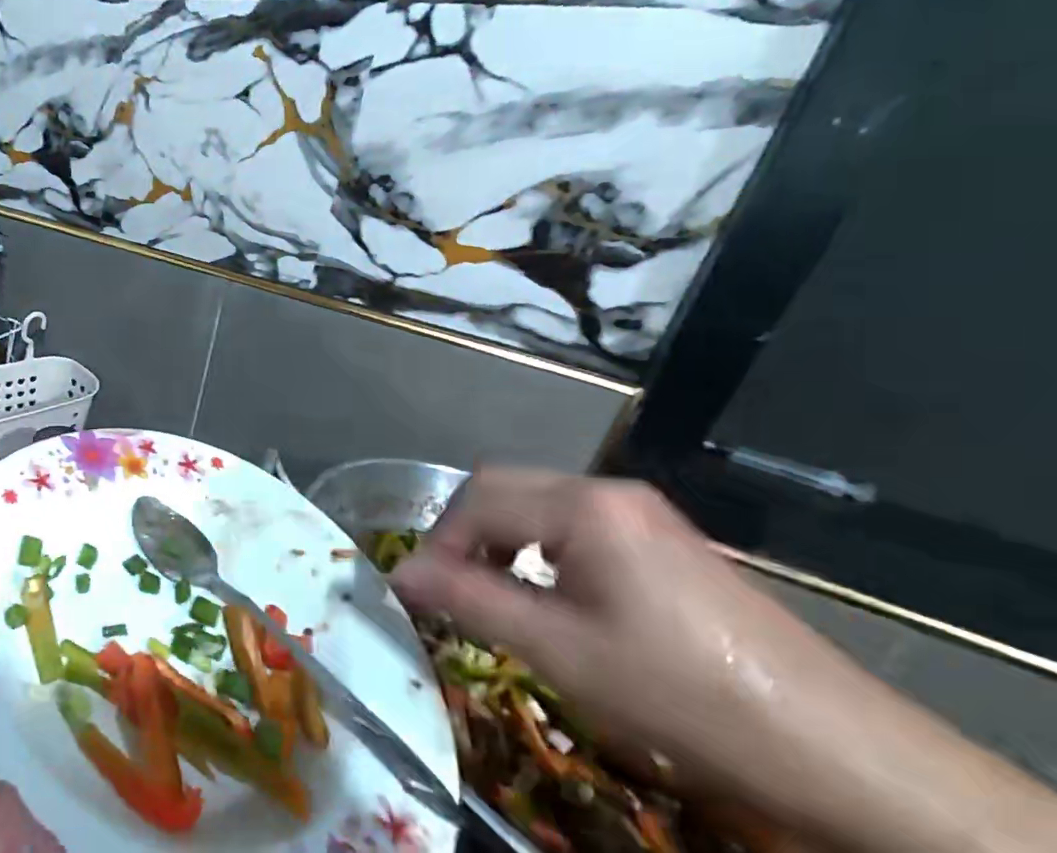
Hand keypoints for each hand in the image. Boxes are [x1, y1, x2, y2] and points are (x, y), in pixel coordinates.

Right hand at [388, 467, 813, 785]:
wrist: (835, 747)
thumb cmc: (678, 692)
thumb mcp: (558, 651)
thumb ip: (469, 601)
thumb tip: (399, 574)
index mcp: (584, 506)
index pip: (476, 499)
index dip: (437, 543)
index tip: (425, 594)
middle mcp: (609, 490)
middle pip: (502, 486)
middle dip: (462, 532)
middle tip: (451, 589)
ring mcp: (641, 511)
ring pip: (535, 501)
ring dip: (497, 537)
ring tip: (492, 592)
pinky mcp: (661, 537)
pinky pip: (572, 520)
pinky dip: (537, 545)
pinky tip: (548, 592)